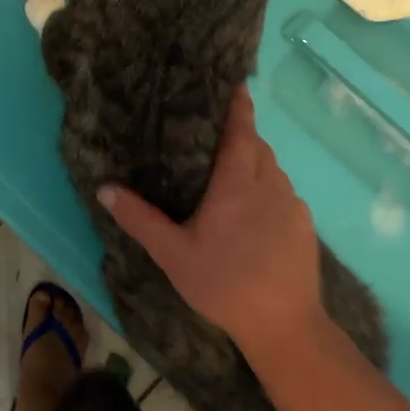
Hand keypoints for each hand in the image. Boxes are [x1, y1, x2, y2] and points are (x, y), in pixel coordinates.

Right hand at [98, 86, 323, 355]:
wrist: (285, 326)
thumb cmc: (224, 283)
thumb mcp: (172, 253)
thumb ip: (139, 219)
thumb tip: (104, 190)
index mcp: (238, 184)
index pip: (241, 131)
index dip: (237, 105)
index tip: (232, 84)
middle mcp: (271, 186)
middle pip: (259, 147)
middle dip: (241, 134)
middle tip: (212, 133)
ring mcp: (293, 208)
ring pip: (273, 171)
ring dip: (254, 163)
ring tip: (227, 174)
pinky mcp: (305, 229)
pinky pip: (283, 195)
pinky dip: (266, 190)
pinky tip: (249, 215)